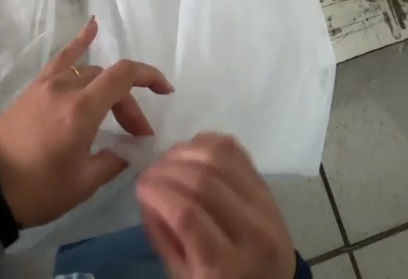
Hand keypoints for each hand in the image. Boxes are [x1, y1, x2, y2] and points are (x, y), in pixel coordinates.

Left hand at [0, 17, 172, 227]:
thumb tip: (133, 147)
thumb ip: (114, 159)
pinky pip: (61, 57)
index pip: (123, 77)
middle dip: (128, 104)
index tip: (166, 92)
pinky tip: (92, 25)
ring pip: (89, 72)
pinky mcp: (35, 86)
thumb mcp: (84, 183)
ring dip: (107, 89)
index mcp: (82, 110)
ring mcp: (48, 83)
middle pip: (109, 80)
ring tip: (116, 114)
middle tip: (134, 135)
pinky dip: (79, 41)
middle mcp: (67, 87)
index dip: (150, 77)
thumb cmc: (40, 189)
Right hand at [137, 134, 296, 278]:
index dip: (158, 192)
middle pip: (203, 181)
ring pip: (219, 157)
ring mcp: (264, 204)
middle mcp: (251, 232)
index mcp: (226, 267)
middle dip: (167, 169)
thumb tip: (147, 192)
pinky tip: (190, 150)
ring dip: (185, 151)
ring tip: (167, 160)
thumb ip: (163, 236)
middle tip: (150, 172)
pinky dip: (207, 142)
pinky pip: (235, 150)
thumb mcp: (185, 278)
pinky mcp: (267, 185)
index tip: (140, 185)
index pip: (188, 215)